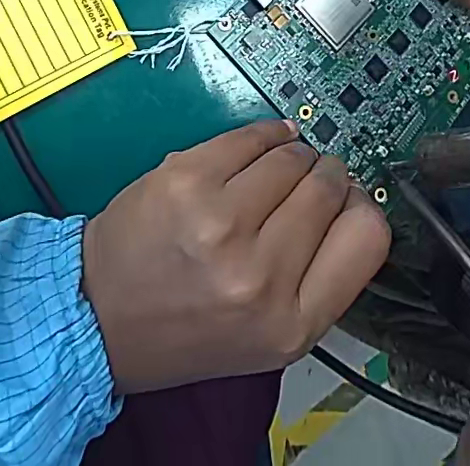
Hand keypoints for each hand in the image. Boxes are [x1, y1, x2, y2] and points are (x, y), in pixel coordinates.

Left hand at [82, 119, 389, 392]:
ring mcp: (220, 222)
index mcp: (291, 323)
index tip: (344, 201)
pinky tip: (258, 146)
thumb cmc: (190, 325)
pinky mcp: (187, 179)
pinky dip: (263, 134)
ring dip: (292, 154)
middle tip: (304, 181)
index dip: (361, 207)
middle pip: (331, 186)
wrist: (100, 315)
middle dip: (324, 175)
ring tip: (272, 170)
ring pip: (294, 155)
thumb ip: (322, 276)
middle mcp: (259, 275)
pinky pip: (252, 135)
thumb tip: (350, 196)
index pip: (368, 233)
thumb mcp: (271, 334)